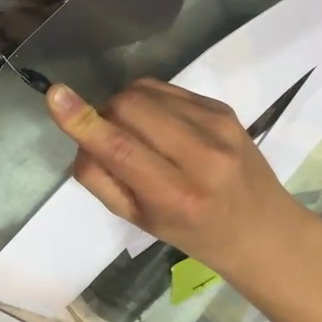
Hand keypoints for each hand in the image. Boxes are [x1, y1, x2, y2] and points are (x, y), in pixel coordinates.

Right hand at [45, 79, 317, 274]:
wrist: (266, 230)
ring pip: (142, 91)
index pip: (121, 149)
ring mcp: (218, 127)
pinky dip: (147, 102)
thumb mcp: (135, 219)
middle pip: (127, 106)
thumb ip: (98, 177)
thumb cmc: (190, 233)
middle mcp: (202, 157)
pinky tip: (160, 125)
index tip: (55, 94)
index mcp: (175, 196)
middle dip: (104, 114)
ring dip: (124, 105)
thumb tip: (79, 130)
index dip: (84, 120)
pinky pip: (162, 89)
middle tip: (110, 138)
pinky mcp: (223, 108)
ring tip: (137, 133)